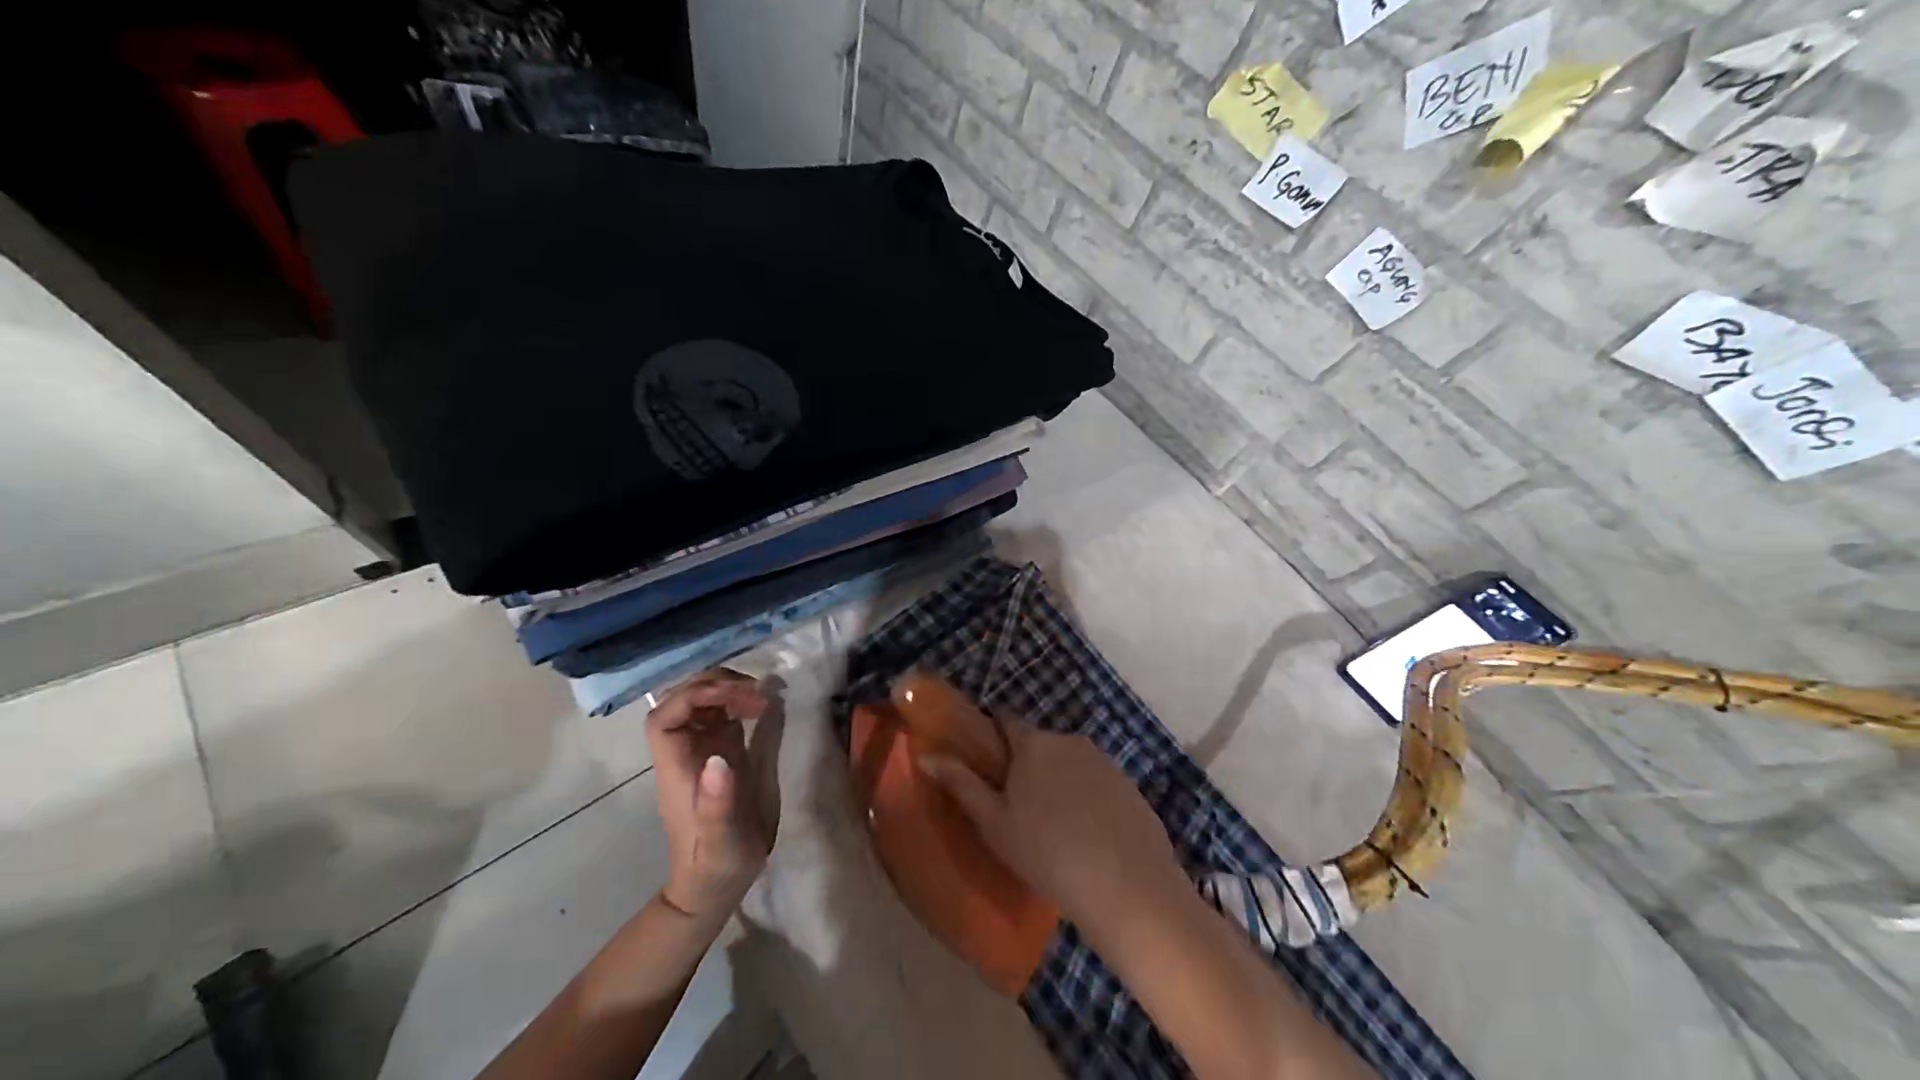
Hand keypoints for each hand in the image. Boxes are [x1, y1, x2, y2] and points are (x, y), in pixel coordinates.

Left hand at [646, 671, 771, 919]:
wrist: (716, 887)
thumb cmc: (716, 867)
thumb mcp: (721, 843)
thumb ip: (717, 805)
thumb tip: (719, 759)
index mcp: (677, 769)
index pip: (664, 719)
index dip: (693, 697)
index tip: (733, 696)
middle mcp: (686, 754)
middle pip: (682, 702)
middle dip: (715, 686)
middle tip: (756, 691)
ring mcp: (704, 752)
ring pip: (703, 704)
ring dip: (729, 690)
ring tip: (764, 695)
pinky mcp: (724, 755)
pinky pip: (724, 717)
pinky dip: (741, 703)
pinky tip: (766, 704)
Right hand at [918, 719, 1186, 932]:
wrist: (1127, 888)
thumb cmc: (1046, 853)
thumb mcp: (994, 824)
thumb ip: (961, 784)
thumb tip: (926, 754)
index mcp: (1035, 744)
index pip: (1006, 721)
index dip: (991, 737)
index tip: (985, 764)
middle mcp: (1072, 741)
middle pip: (1039, 745)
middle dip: (1026, 766)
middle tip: (1016, 810)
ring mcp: (1107, 763)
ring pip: (1070, 765)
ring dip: (1058, 784)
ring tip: (1054, 831)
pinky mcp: (1131, 788)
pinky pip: (1098, 785)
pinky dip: (1088, 801)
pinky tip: (1087, 840)